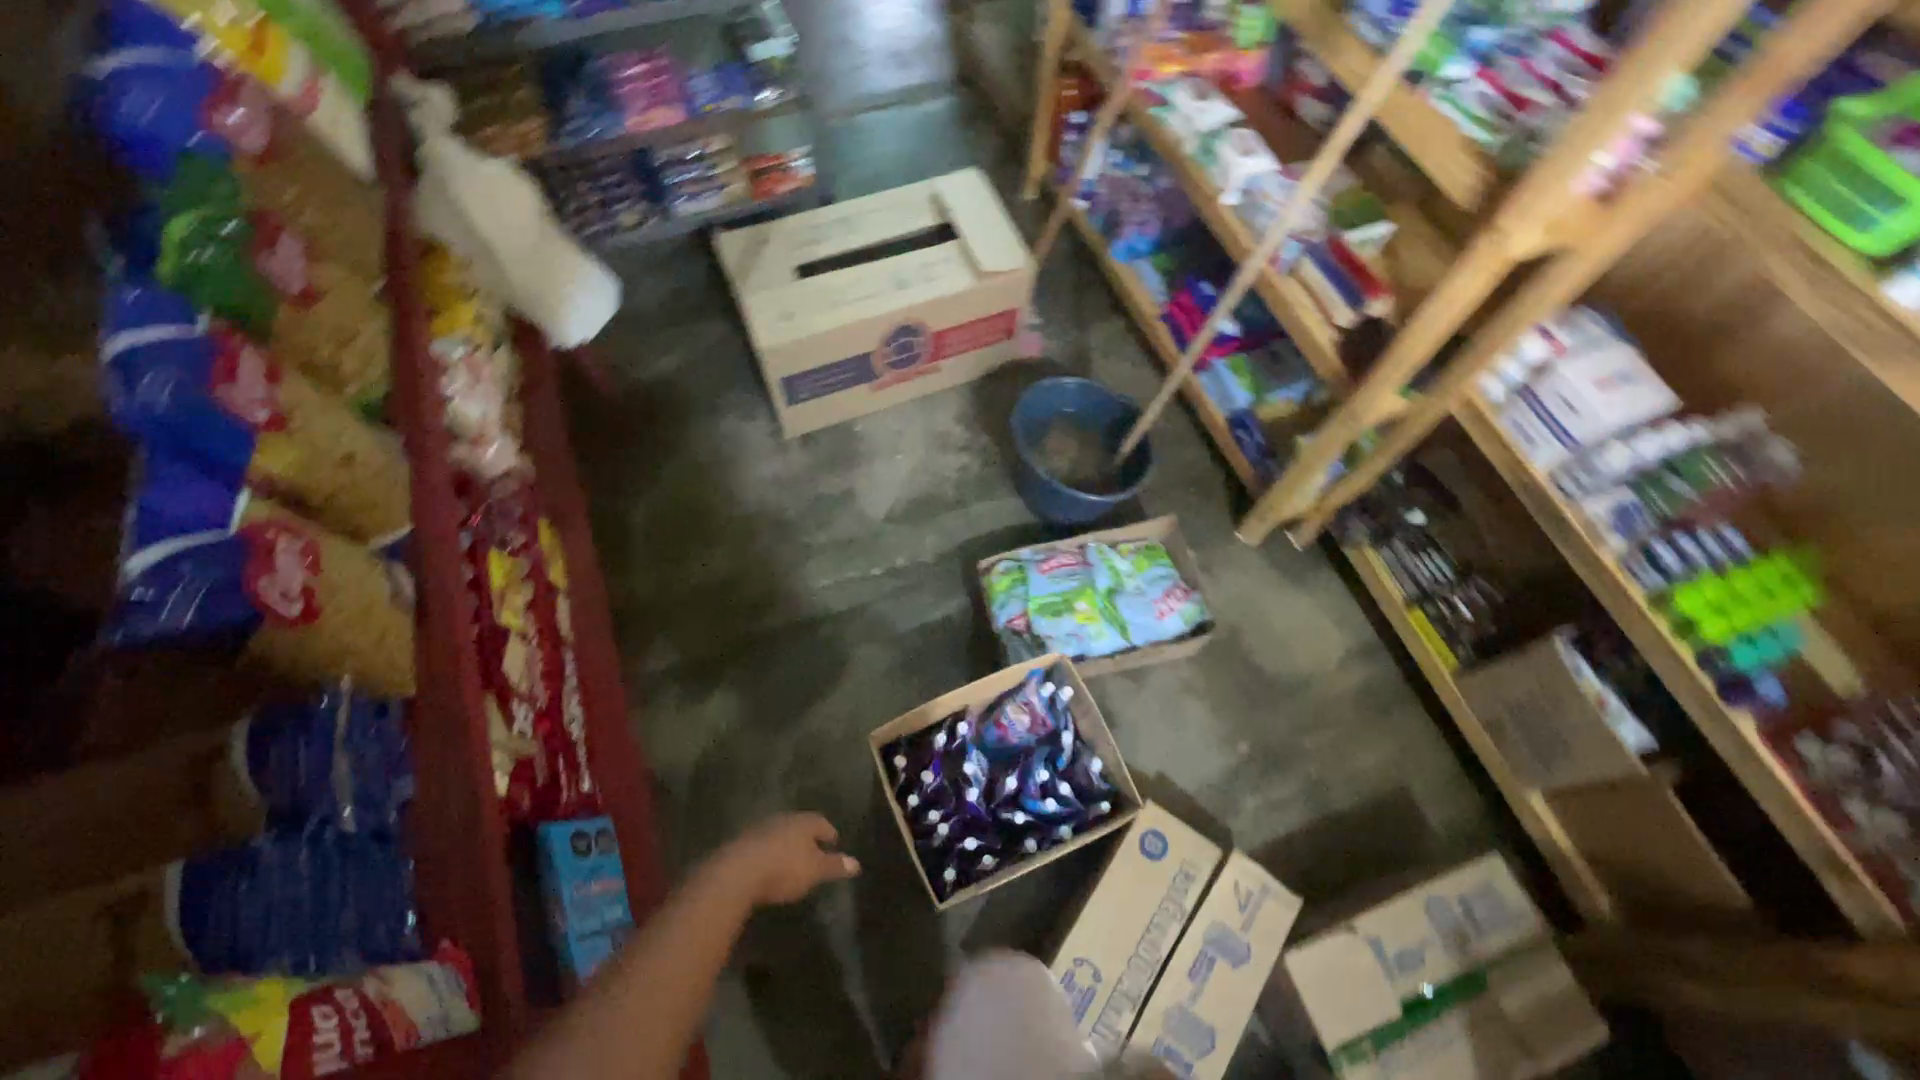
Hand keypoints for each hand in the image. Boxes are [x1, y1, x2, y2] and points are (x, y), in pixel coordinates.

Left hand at [713, 812, 860, 906]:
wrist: (736, 873)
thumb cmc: (784, 869)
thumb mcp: (815, 871)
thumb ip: (835, 866)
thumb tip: (857, 863)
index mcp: (803, 822)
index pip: (821, 822)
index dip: (828, 832)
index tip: (834, 842)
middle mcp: (781, 819)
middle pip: (798, 825)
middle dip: (806, 837)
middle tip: (814, 850)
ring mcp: (759, 829)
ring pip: (778, 834)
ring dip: (785, 845)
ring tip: (791, 860)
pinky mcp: (740, 844)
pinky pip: (761, 845)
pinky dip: (768, 853)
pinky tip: (768, 867)